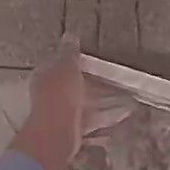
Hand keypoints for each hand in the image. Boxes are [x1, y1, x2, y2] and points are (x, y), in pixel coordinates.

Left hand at [9, 36, 117, 169]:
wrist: (57, 134)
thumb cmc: (59, 95)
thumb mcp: (66, 67)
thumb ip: (69, 53)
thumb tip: (69, 36)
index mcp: (44, 77)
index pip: (58, 66)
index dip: (75, 64)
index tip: (94, 64)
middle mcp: (48, 96)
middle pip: (72, 87)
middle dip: (92, 85)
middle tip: (116, 82)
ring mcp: (59, 115)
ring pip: (83, 105)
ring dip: (102, 103)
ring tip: (126, 101)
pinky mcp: (71, 132)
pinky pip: (90, 122)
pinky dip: (103, 121)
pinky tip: (119, 119)